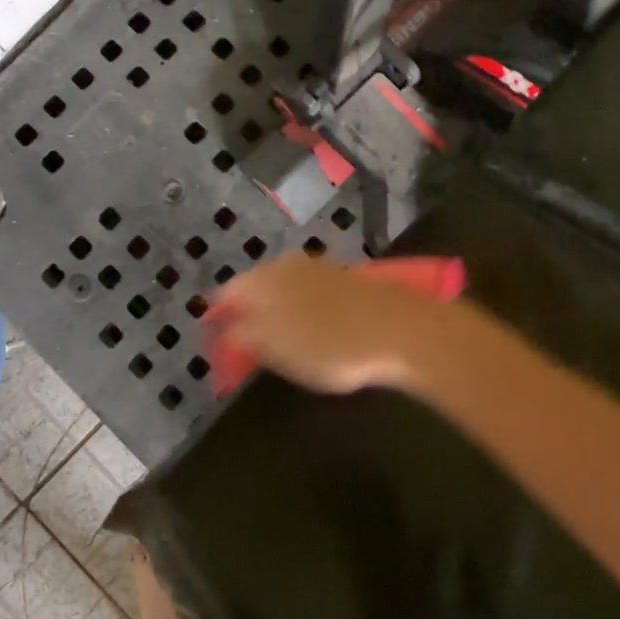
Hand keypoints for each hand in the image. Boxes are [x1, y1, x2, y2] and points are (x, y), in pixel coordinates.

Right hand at [209, 256, 460, 393]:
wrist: (401, 329)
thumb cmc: (329, 344)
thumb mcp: (274, 349)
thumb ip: (240, 337)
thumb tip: (222, 330)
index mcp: (260, 280)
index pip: (224, 296)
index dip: (218, 324)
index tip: (221, 352)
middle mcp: (283, 266)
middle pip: (252, 291)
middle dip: (247, 318)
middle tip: (251, 352)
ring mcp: (316, 268)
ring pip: (282, 291)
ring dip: (276, 315)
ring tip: (284, 347)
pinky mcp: (344, 278)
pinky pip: (309, 296)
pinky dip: (304, 314)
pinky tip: (317, 335)